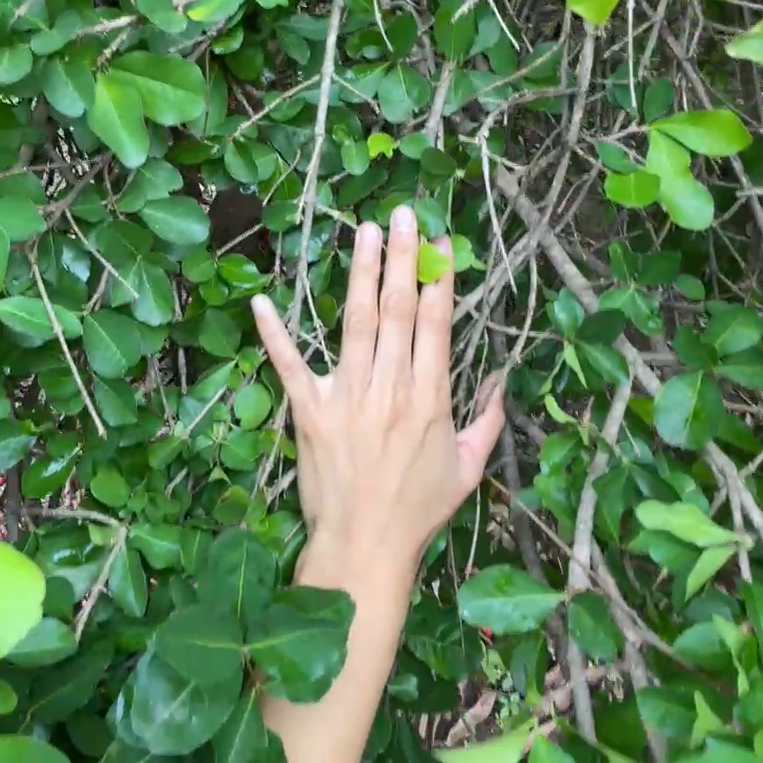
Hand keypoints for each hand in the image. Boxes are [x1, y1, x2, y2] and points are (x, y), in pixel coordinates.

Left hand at [251, 204, 505, 583]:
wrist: (366, 548)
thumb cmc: (417, 510)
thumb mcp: (468, 470)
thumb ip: (486, 422)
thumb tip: (501, 381)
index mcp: (431, 398)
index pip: (436, 323)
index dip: (439, 278)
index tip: (440, 241)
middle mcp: (391, 387)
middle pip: (398, 310)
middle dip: (403, 258)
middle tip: (402, 215)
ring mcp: (348, 396)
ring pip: (357, 323)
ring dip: (361, 274)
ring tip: (363, 232)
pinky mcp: (310, 410)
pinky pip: (290, 365)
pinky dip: (274, 333)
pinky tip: (260, 301)